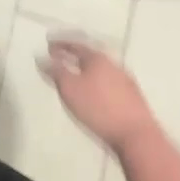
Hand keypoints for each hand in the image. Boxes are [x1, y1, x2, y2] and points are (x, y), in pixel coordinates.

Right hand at [40, 36, 159, 152]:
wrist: (137, 137)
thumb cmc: (98, 108)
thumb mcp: (69, 88)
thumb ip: (55, 70)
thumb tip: (42, 57)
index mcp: (97, 58)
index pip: (76, 44)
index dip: (60, 44)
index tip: (48, 44)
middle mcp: (113, 65)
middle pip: (90, 56)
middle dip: (74, 56)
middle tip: (61, 59)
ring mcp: (126, 82)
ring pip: (101, 71)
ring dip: (87, 71)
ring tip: (75, 78)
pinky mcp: (134, 99)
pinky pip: (110, 84)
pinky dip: (97, 83)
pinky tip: (94, 93)